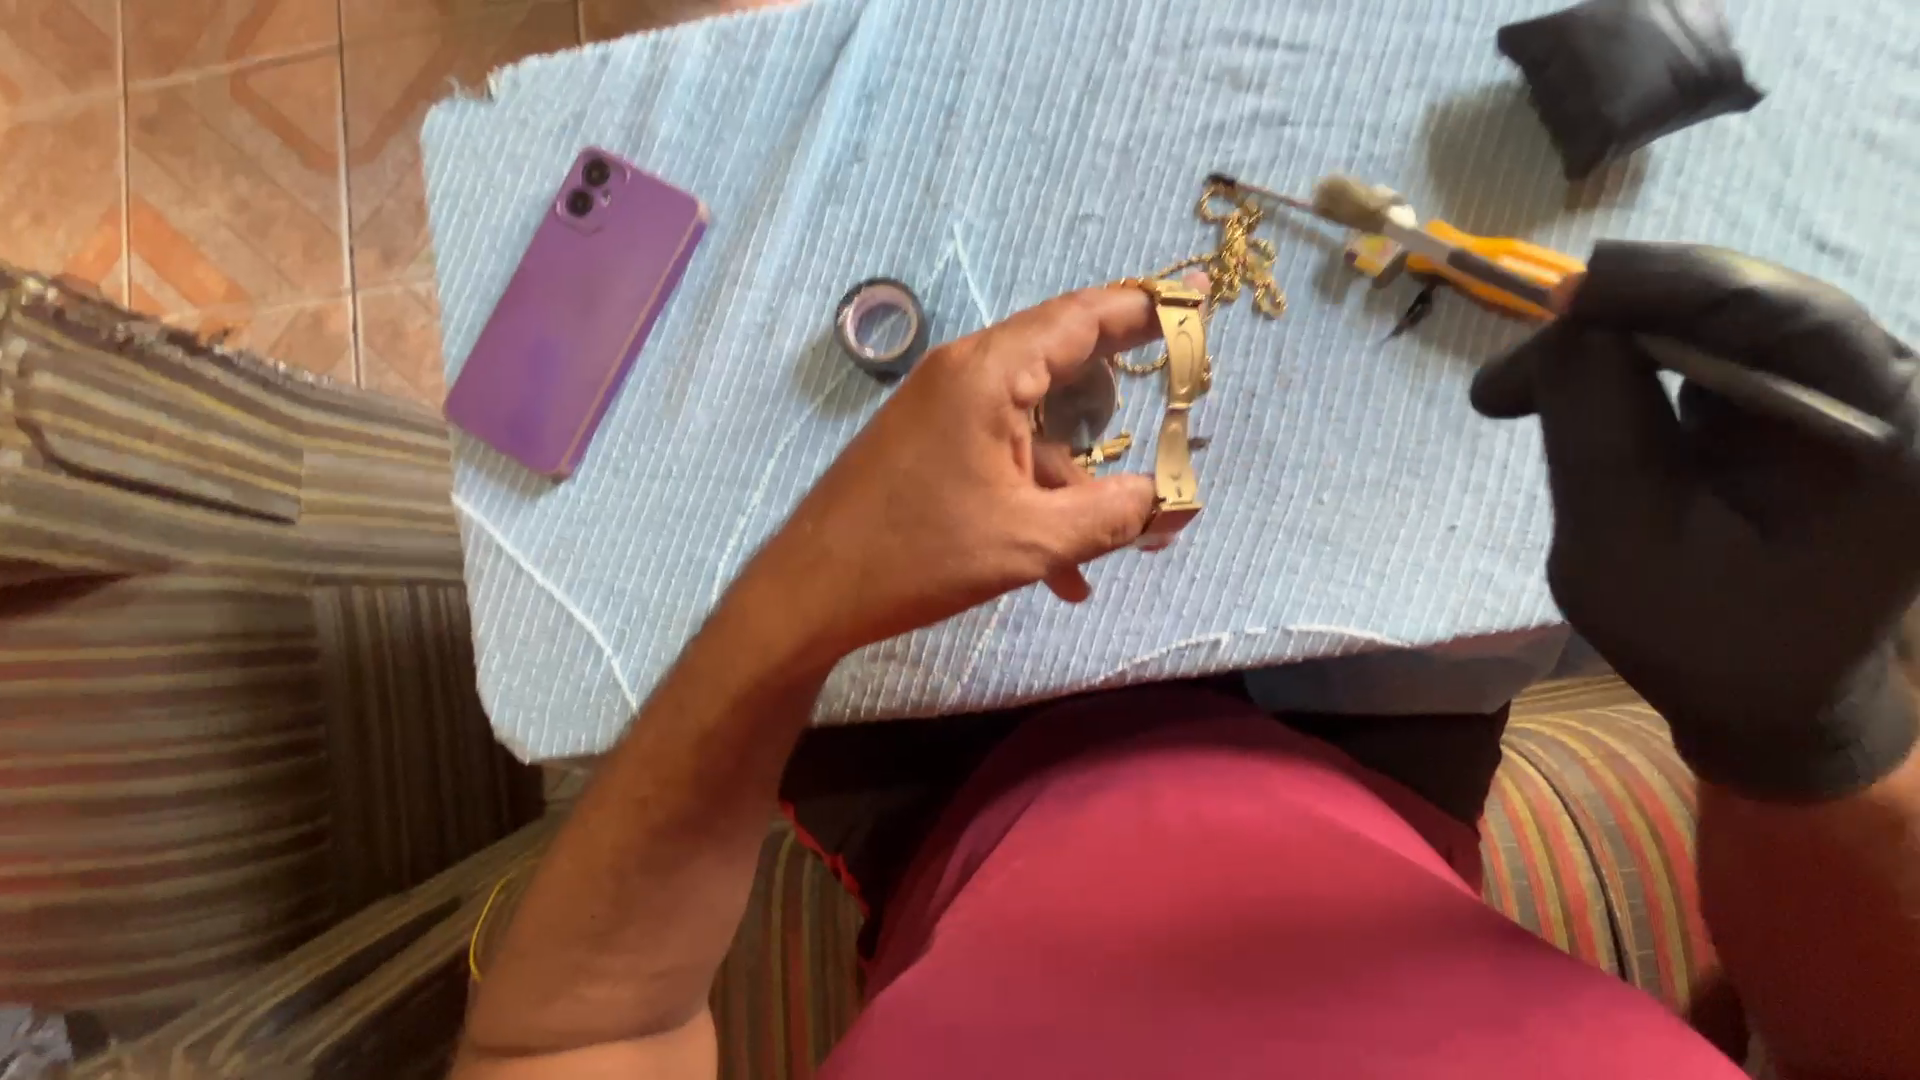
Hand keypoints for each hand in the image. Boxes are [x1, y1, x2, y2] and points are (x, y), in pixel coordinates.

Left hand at [739, 285, 1159, 666]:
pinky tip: (1061, 574)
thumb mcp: (1030, 540)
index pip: (1083, 317)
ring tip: (1122, 536)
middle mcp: (964, 373)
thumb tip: (1171, 504)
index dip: (1148, 305)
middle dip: (1122, 383)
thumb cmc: (918, 556)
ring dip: (1076, 478)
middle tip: (1184, 385)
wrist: (812, 590)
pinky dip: (1035, 499)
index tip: (1200, 294)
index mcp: (990, 372)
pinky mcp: (927, 445)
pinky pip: (999, 456)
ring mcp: (941, 409)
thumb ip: (1112, 516)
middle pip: (1061, 359)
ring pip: (1033, 424)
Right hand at [1473, 241, 1919, 799]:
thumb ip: (1597, 429)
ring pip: (1723, 321)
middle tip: (1498, 384)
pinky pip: (1715, 351)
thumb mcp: (1620, 545)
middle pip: (1750, 307)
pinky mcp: (1809, 405)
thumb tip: (1568, 327)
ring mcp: (1860, 396)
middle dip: (1614, 322)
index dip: (1663, 287)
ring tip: (1511, 394)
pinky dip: (1629, 362)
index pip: (1783, 317)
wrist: (1767, 692)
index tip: (1555, 297)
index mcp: (1890, 440)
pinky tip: (1567, 391)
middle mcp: (1899, 397)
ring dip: (1608, 344)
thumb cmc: (1696, 641)